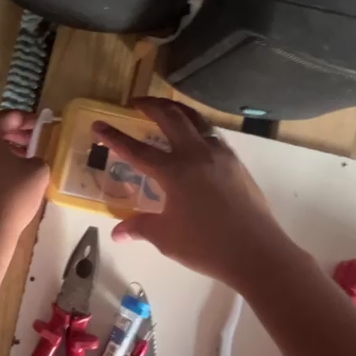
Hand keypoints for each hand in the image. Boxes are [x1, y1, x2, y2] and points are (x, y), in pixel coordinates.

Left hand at [0, 110, 49, 246]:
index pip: (7, 117)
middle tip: (31, 140)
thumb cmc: (11, 197)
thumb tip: (30, 159)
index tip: (43, 126)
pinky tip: (4, 176)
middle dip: (11, 131)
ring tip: (20, 159)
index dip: (28, 120)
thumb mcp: (37, 171)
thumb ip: (37, 155)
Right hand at [93, 98, 303, 291]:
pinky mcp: (237, 163)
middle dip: (151, 106)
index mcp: (174, 171)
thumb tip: (118, 233)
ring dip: (177, 109)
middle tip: (136, 103)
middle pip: (170, 118)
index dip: (114, 136)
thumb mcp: (166, 238)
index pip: (136, 150)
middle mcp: (196, 154)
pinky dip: (198, 126)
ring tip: (167, 109)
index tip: (98, 124)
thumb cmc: (206, 246)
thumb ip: (140, 228)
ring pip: (196, 119)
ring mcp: (220, 156)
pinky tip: (196, 137)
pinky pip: (213, 134)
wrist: (257, 251)